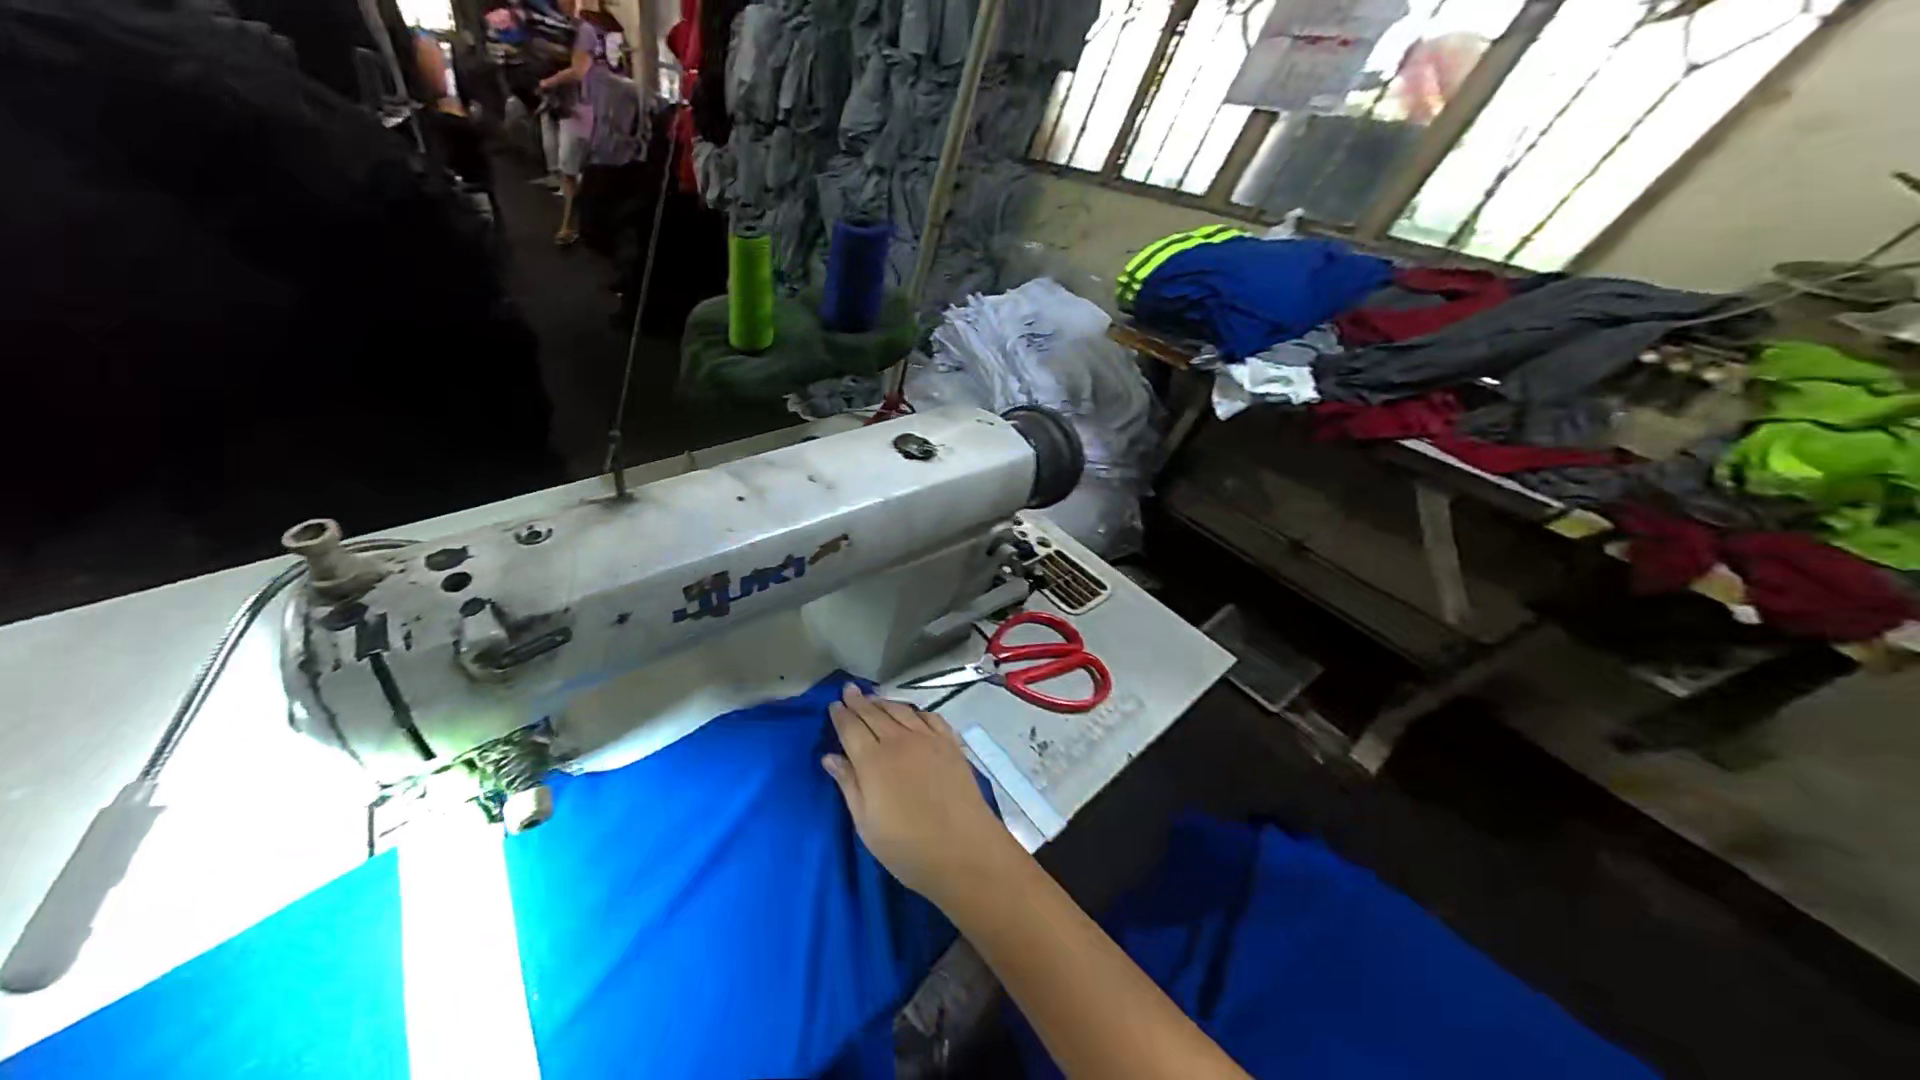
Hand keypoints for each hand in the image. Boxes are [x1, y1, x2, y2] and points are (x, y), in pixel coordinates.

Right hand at [825, 683, 1020, 907]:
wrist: (964, 849)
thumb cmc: (907, 847)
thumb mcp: (866, 824)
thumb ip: (849, 785)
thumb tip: (830, 756)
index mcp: (873, 761)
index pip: (851, 728)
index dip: (841, 715)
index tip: (834, 704)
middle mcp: (899, 741)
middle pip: (874, 714)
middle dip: (859, 701)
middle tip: (849, 689)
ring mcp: (928, 740)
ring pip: (901, 711)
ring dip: (884, 702)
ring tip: (874, 698)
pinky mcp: (950, 744)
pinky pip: (930, 717)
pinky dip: (915, 711)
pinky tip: (912, 712)